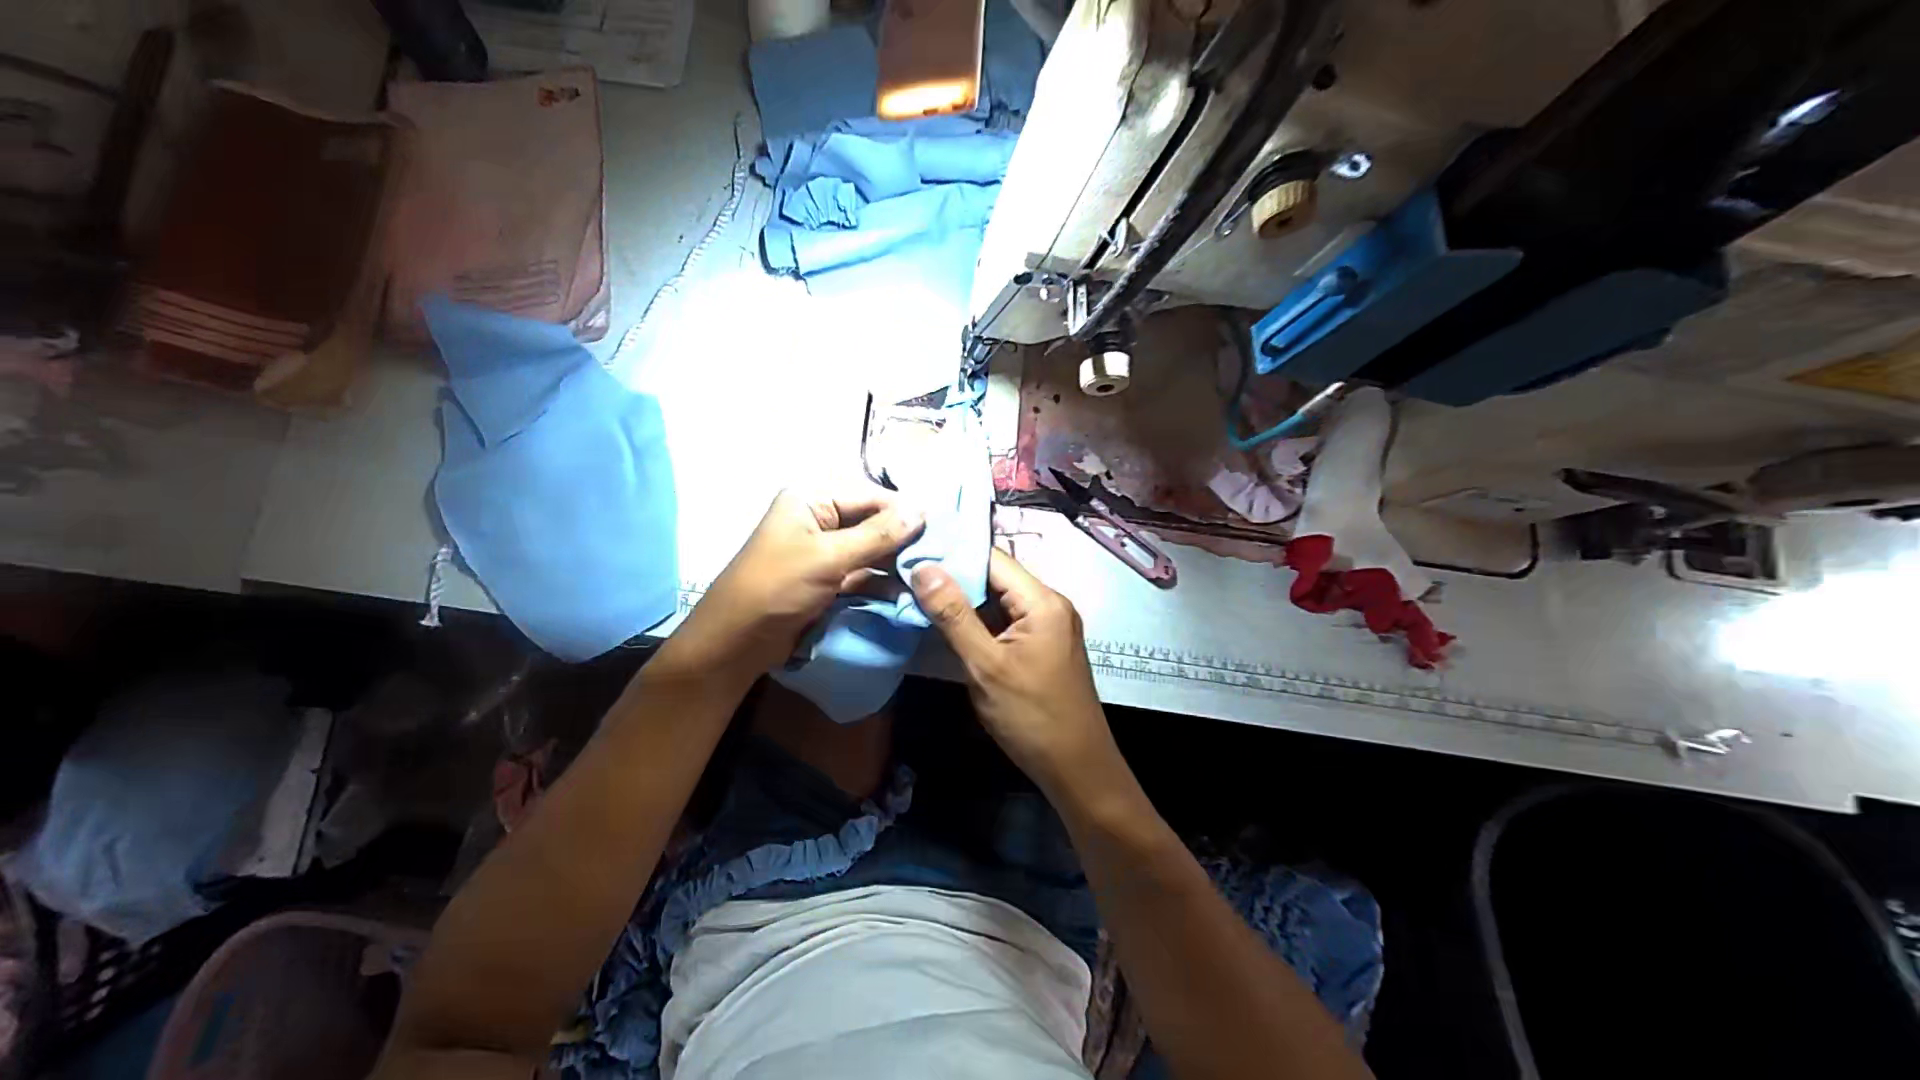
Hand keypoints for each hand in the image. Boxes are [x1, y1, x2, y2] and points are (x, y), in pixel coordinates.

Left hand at [665, 487, 923, 680]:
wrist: (738, 640)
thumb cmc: (778, 586)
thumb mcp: (829, 557)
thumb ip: (878, 535)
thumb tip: (921, 510)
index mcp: (810, 499)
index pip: (868, 495)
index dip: (903, 511)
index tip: (940, 528)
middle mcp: (819, 519)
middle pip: (872, 522)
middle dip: (903, 539)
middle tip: (940, 555)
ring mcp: (824, 552)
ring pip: (871, 551)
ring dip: (896, 563)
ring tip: (930, 575)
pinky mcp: (829, 580)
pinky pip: (863, 574)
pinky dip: (883, 583)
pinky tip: (909, 592)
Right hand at [911, 549, 1122, 799]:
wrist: (1076, 768)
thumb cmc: (1032, 717)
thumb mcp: (985, 666)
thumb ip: (953, 615)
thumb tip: (923, 567)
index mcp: (1043, 601)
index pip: (992, 559)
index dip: (952, 554)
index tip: (911, 551)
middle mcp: (1049, 605)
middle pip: (995, 577)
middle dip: (953, 577)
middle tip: (906, 573)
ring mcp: (1047, 626)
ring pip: (998, 600)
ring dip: (962, 601)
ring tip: (916, 593)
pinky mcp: (1041, 646)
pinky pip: (1005, 621)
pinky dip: (977, 622)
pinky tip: (945, 623)